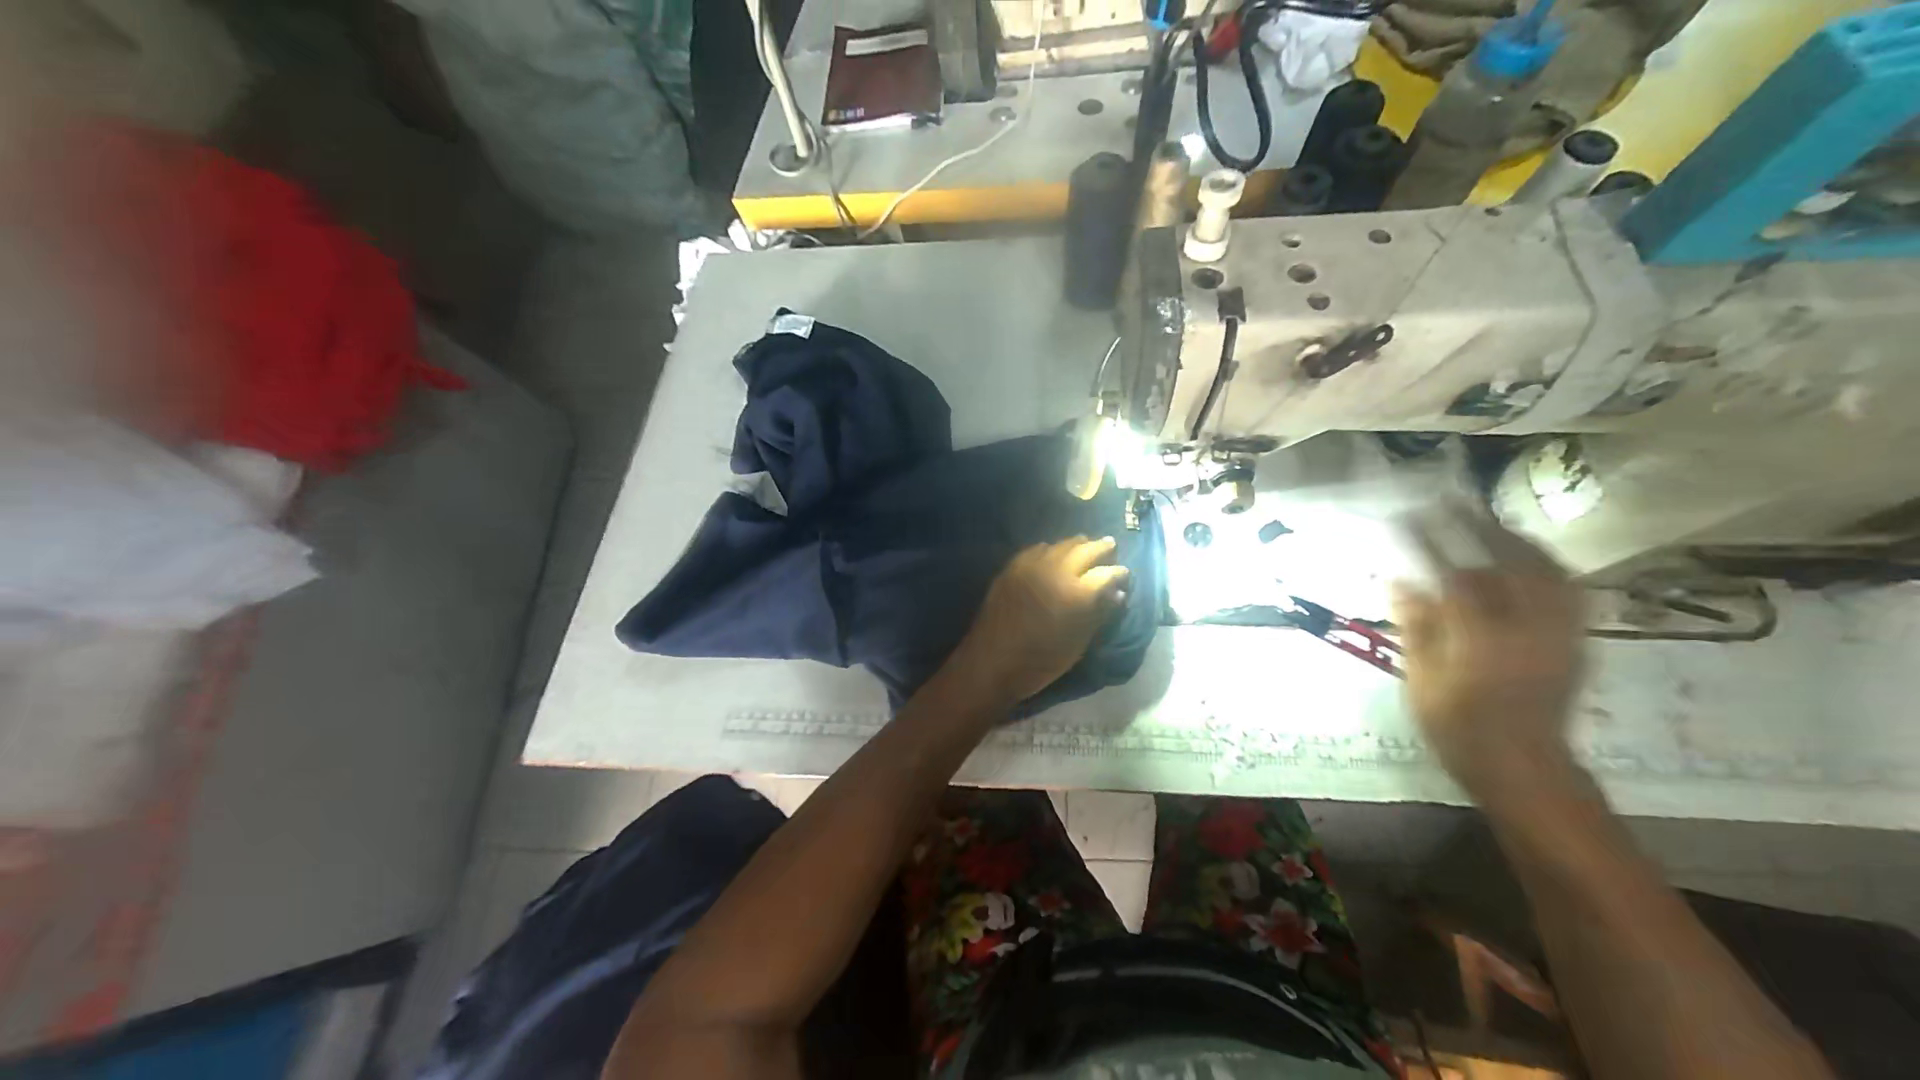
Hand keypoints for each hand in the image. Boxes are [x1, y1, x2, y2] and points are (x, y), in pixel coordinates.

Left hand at [950, 536, 1130, 707]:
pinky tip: (1052, 552)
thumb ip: (1099, 614)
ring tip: (1085, 544)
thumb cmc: (1040, 662)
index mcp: (1077, 593)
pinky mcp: (1011, 569)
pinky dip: (1049, 549)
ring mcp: (1031, 567)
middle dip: (1100, 547)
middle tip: (1110, 545)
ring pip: (1059, 546)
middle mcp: (1055, 571)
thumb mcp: (1078, 644)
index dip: (1119, 573)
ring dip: (1075, 545)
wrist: (990, 664)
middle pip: (1084, 550)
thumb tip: (1116, 593)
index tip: (1125, 573)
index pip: (1106, 574)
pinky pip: (1035, 550)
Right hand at [1391, 509, 1585, 800]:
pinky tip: (1526, 559)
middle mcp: (1528, 627)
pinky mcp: (1574, 641)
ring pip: (1546, 571)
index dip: (1429, 541)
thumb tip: (1399, 581)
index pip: (1453, 574)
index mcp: (1482, 638)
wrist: (1523, 766)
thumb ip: (1416, 627)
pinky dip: (1545, 565)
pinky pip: (1566, 589)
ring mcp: (1559, 633)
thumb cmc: (1460, 728)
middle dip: (1479, 527)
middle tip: (1451, 504)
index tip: (1408, 517)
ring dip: (1516, 540)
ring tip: (1491, 522)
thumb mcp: (1422, 681)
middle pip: (1510, 562)